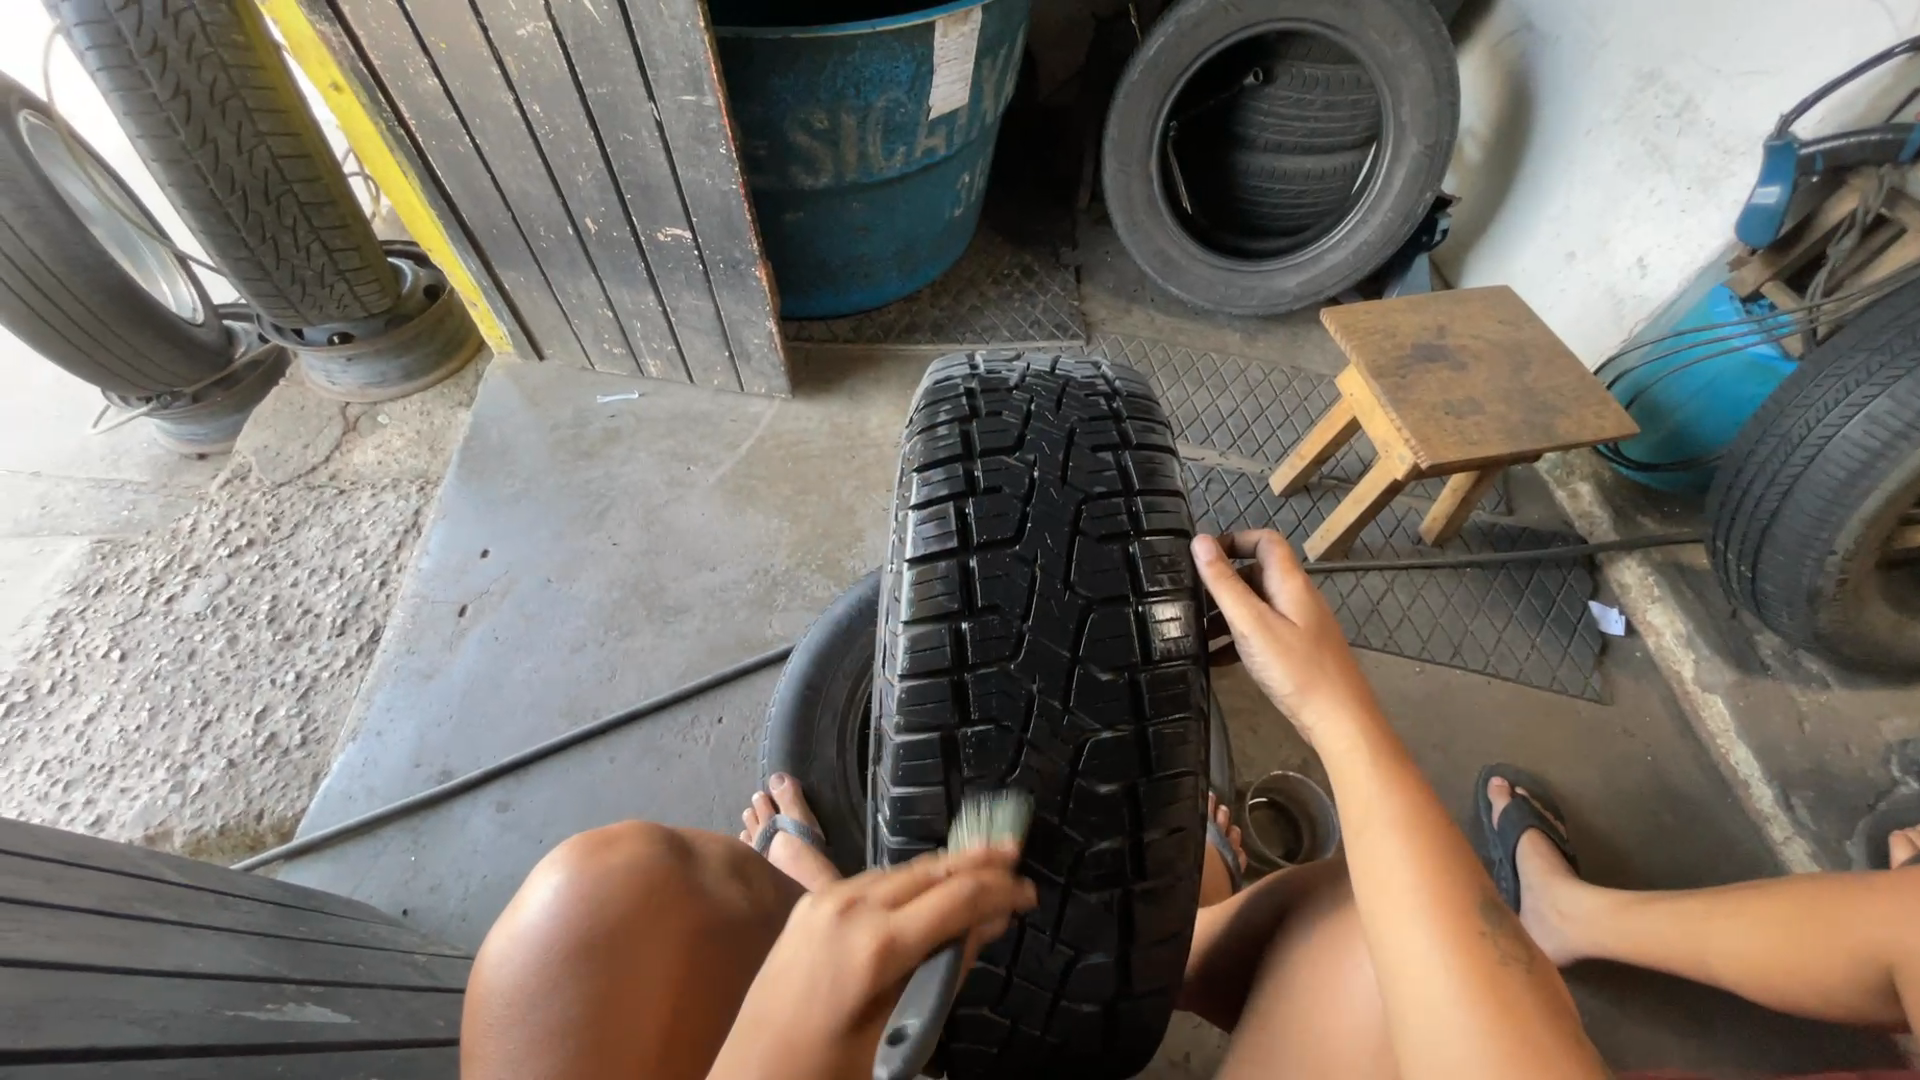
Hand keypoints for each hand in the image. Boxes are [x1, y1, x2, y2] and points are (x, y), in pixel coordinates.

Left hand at [707, 846, 1036, 1079]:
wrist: (751, 1077)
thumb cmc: (830, 1071)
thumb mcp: (900, 1031)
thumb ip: (945, 970)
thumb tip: (990, 923)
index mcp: (879, 946)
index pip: (957, 899)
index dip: (999, 889)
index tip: (1028, 890)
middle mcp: (853, 905)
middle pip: (931, 870)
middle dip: (976, 862)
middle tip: (1013, 854)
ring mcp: (827, 897)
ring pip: (902, 871)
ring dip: (941, 871)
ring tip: (979, 870)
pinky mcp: (812, 900)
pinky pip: (872, 881)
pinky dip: (906, 883)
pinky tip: (925, 890)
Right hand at [1192, 530, 1380, 742]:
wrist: (1340, 721)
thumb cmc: (1296, 669)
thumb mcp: (1251, 624)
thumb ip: (1224, 583)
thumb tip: (1200, 541)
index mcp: (1290, 583)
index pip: (1265, 541)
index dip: (1234, 540)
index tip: (1202, 557)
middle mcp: (1297, 597)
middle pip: (1256, 573)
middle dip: (1222, 583)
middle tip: (1190, 599)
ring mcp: (1299, 624)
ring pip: (1256, 605)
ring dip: (1226, 613)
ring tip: (1195, 633)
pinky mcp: (1297, 649)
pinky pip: (1261, 632)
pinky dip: (1237, 638)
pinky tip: (1215, 659)